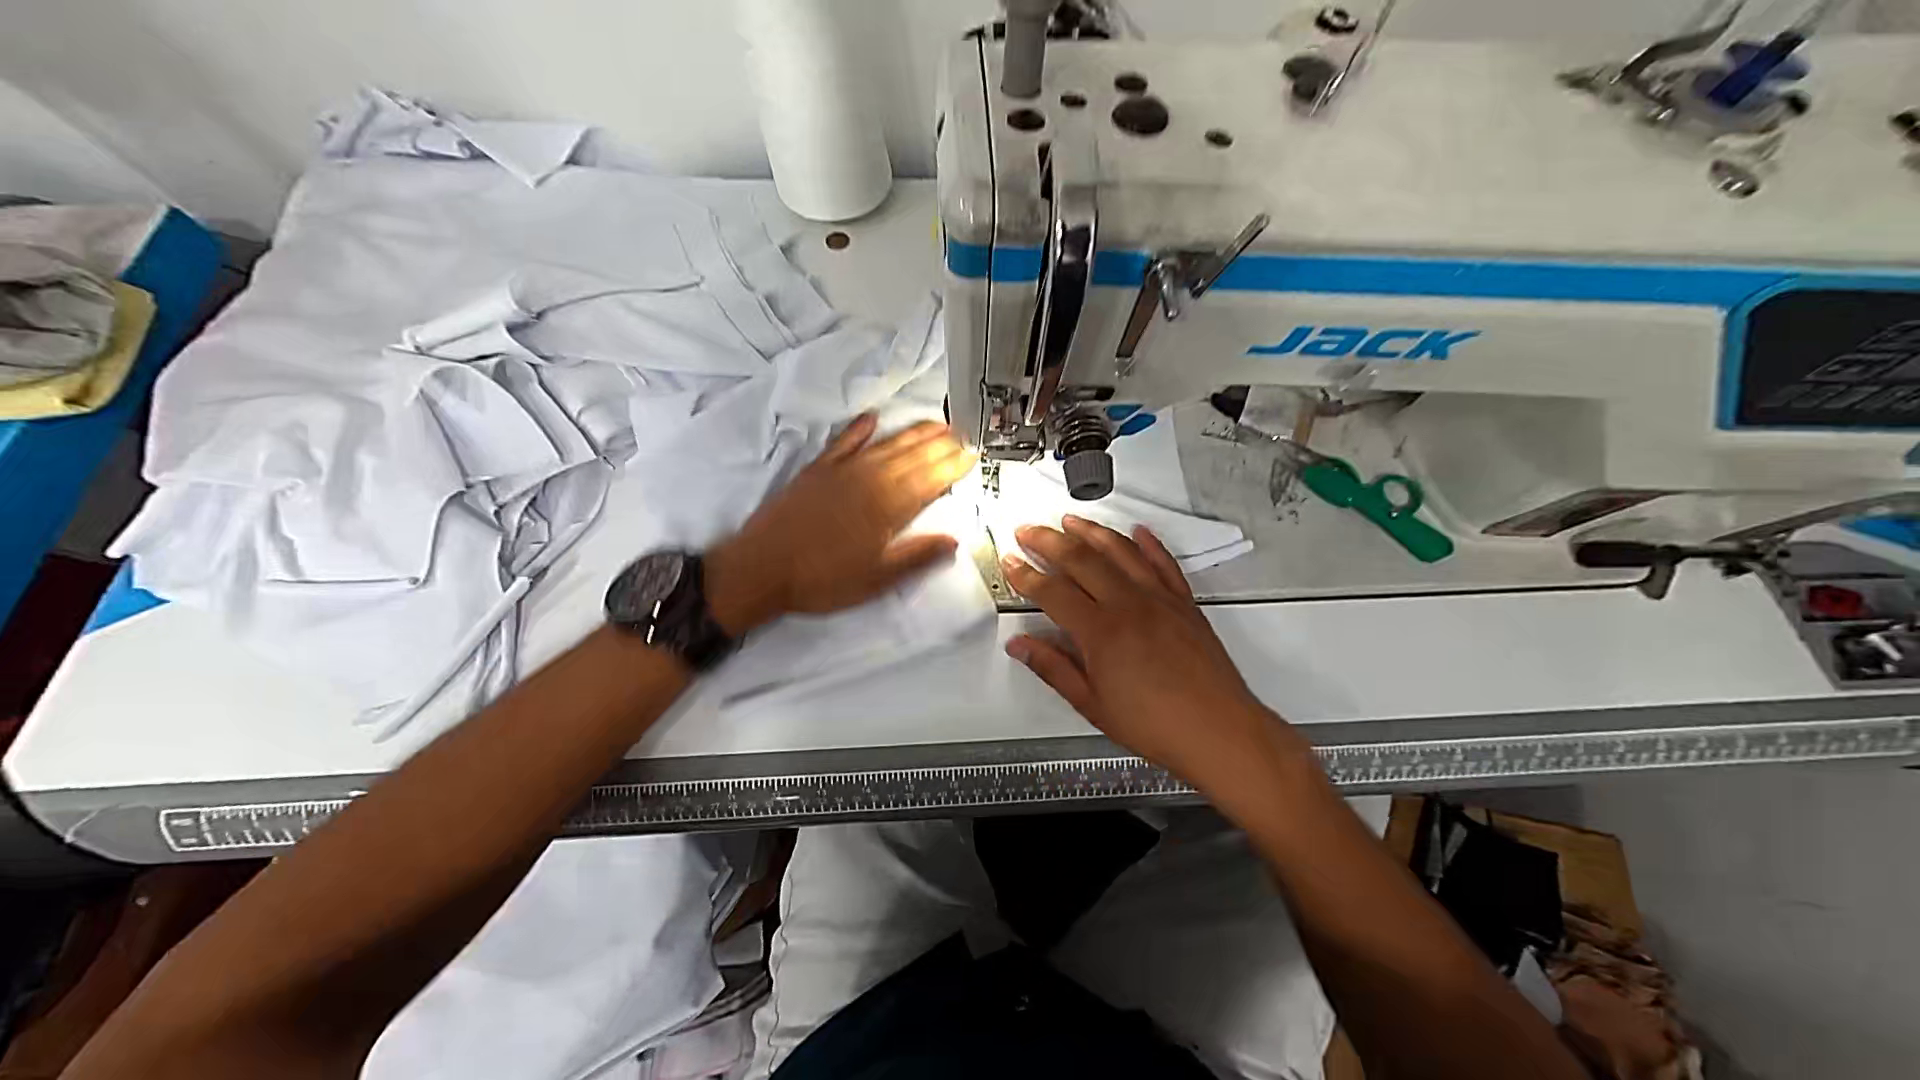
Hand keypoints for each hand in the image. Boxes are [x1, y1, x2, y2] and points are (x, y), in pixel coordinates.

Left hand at [705, 414, 975, 634]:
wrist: (761, 568)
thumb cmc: (820, 578)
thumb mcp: (877, 578)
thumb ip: (917, 555)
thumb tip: (952, 541)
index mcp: (888, 506)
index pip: (931, 478)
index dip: (954, 465)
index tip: (971, 456)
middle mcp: (869, 480)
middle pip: (914, 454)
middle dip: (942, 443)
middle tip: (962, 436)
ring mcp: (842, 470)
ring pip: (886, 443)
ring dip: (913, 432)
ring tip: (935, 424)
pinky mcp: (817, 470)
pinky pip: (844, 441)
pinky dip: (859, 429)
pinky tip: (871, 418)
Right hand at [1001, 516, 1312, 803]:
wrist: (1218, 730)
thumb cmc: (1157, 724)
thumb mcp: (1092, 703)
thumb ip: (1053, 668)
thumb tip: (1021, 647)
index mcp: (1101, 632)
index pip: (1053, 591)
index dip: (1026, 575)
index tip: (1010, 563)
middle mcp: (1129, 605)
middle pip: (1081, 559)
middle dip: (1049, 541)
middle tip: (1029, 531)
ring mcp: (1159, 599)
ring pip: (1120, 552)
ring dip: (1091, 532)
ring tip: (1071, 521)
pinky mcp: (1184, 603)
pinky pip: (1164, 563)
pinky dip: (1149, 543)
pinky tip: (1138, 532)